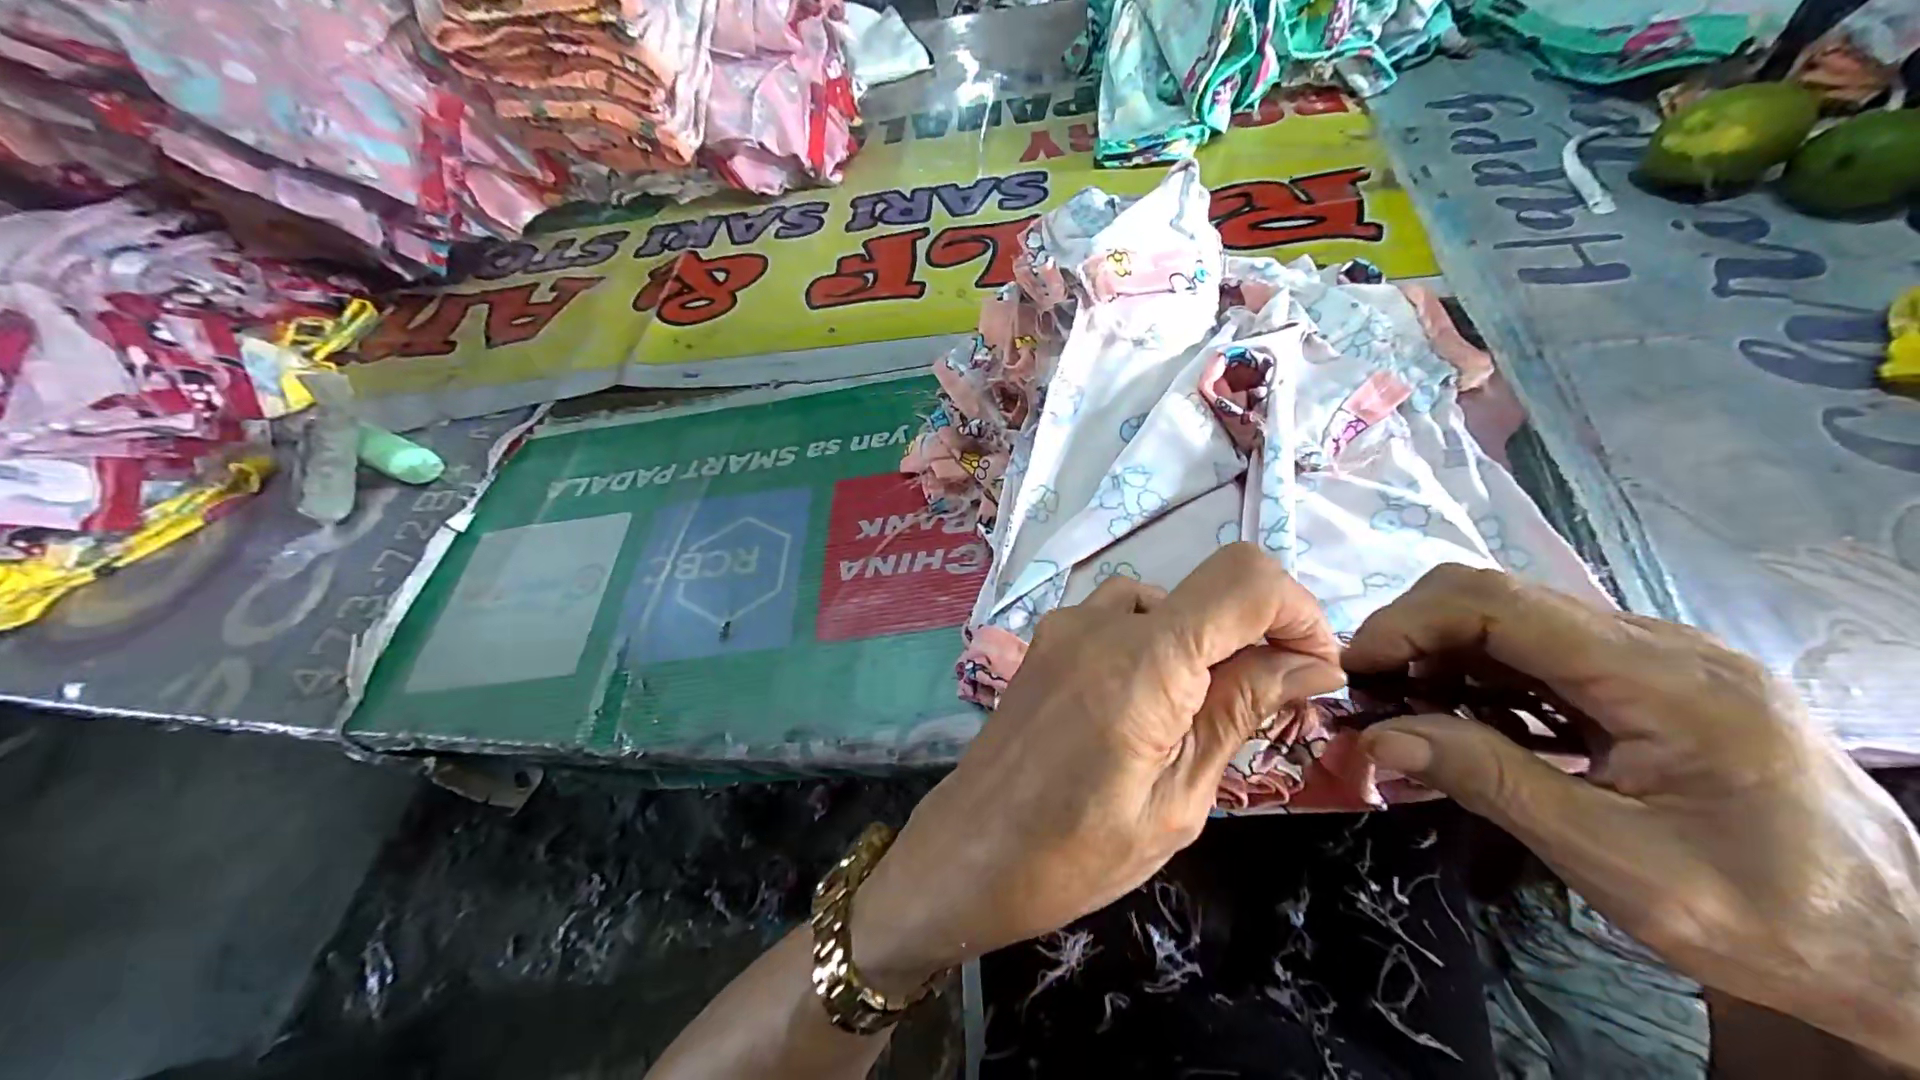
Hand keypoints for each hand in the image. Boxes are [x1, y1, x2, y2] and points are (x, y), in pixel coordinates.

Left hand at [850, 543, 1344, 993]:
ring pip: (1167, 600)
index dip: (1299, 612)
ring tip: (1204, 712)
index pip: (1245, 580)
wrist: (967, 854)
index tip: (1314, 671)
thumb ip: (1237, 715)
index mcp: (1142, 662)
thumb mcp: (1178, 800)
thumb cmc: (1073, 853)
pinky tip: (1149, 703)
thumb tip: (1310, 666)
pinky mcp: (1047, 642)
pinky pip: (1121, 618)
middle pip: (1210, 587)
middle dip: (1258, 635)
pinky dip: (1157, 642)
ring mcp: (1065, 626)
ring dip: (1204, 640)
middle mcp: (1100, 624)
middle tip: (1269, 707)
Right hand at [1346, 565, 1919, 1067]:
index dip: (1408, 623)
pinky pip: (1540, 648)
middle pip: (1497, 594)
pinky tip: (1469, 719)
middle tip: (1372, 694)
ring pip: (1511, 616)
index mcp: (1667, 682)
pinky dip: (1481, 673)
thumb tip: (1379, 738)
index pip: (1499, 604)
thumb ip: (1492, 783)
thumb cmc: (1775, 921)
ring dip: (1441, 653)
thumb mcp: (1618, 864)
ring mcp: (1660, 657)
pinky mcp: (1652, 678)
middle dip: (1414, 633)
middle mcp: (1662, 646)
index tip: (1354, 671)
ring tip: (1409, 712)